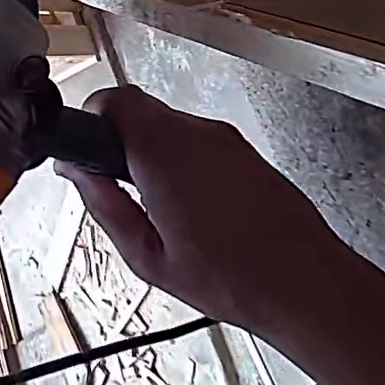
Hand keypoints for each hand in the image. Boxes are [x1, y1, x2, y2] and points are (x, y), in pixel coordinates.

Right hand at [57, 85, 352, 338]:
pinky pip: (194, 135)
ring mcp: (221, 137)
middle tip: (116, 177)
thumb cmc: (233, 278)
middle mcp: (193, 133)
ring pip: (165, 120)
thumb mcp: (147, 256)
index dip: (92, 117)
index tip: (87, 146)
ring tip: (156, 198)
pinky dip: (177, 154)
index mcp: (162, 154)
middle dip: (117, 134)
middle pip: (137, 106)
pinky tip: (189, 200)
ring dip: (148, 145)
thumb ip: (103, 205)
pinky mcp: (240, 146)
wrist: (307, 283)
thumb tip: (76, 174)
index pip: (113, 100)